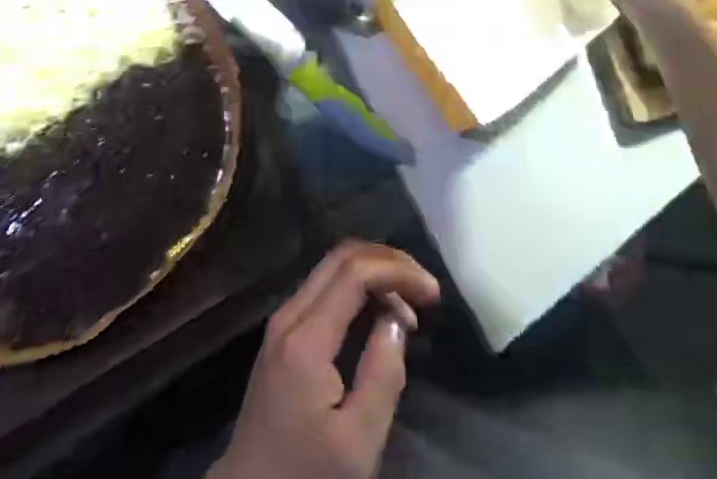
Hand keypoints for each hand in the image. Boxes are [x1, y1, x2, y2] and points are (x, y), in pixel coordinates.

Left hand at [210, 242, 441, 478]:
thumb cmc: (308, 470)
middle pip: (336, 260)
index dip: (395, 270)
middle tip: (428, 290)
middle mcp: (287, 315)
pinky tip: (382, 315)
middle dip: (386, 262)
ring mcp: (281, 322)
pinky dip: (356, 291)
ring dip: (372, 275)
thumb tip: (397, 320)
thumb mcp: (359, 439)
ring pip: (327, 271)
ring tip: (414, 307)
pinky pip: (321, 292)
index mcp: (305, 338)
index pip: (350, 274)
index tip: (435, 292)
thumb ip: (381, 375)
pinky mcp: (283, 334)